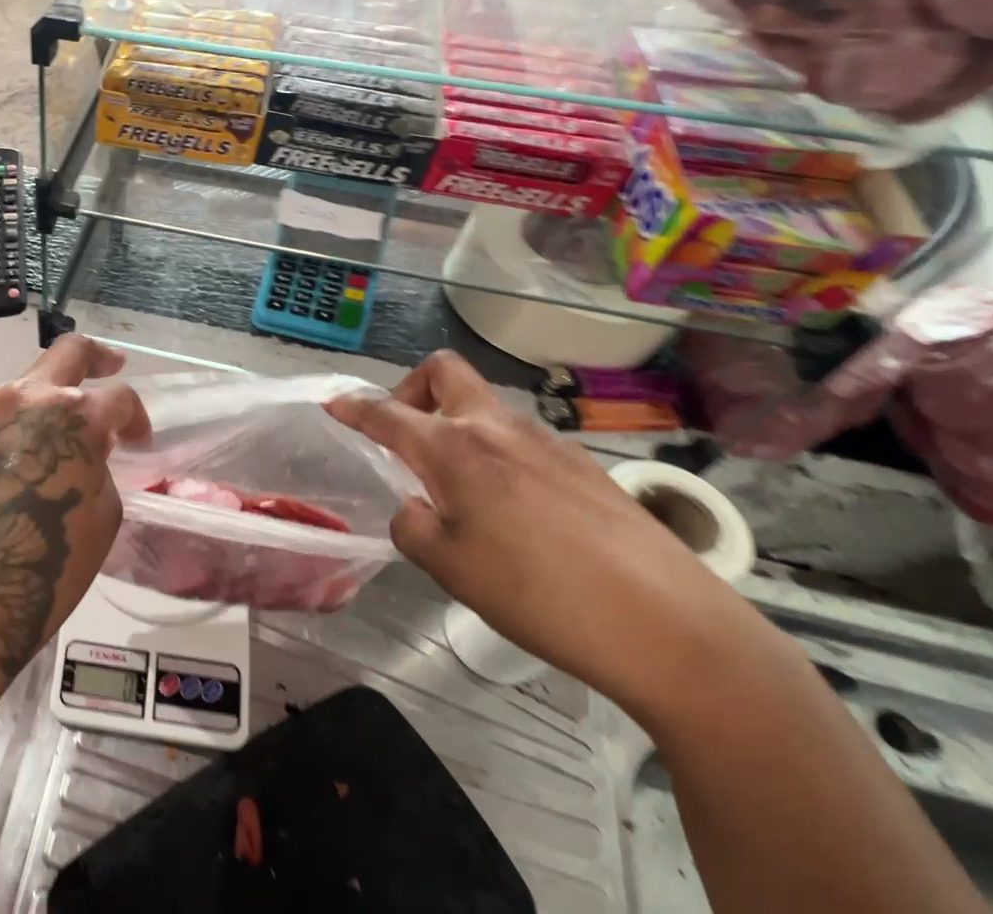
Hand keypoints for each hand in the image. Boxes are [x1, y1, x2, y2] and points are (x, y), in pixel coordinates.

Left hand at [0, 335, 150, 701]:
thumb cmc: (46, 568)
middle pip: (67, 352)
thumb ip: (98, 467)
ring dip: (39, 407)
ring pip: (18, 389)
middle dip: (95, 358)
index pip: (119, 397)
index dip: (135, 417)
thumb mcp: (102, 517)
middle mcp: (22, 398)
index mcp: (75, 418)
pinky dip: (2, 435)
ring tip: (45, 445)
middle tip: (109, 367)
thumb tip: (88, 453)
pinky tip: (2, 472)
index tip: (135, 437)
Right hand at [324, 351, 745, 699]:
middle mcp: (498, 429)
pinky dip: (494, 454)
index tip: (333, 404)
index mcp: (453, 449)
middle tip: (401, 434)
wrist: (659, 620)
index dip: (355, 408)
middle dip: (411, 389)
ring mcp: (547, 442)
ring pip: (485, 408)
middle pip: (446, 373)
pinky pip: (520, 440)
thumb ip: (412, 525)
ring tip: (453, 487)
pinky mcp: (583, 465)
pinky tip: (506, 511)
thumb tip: (417, 507)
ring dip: (455, 426)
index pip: (389, 414)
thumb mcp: (447, 567)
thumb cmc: (533, 592)